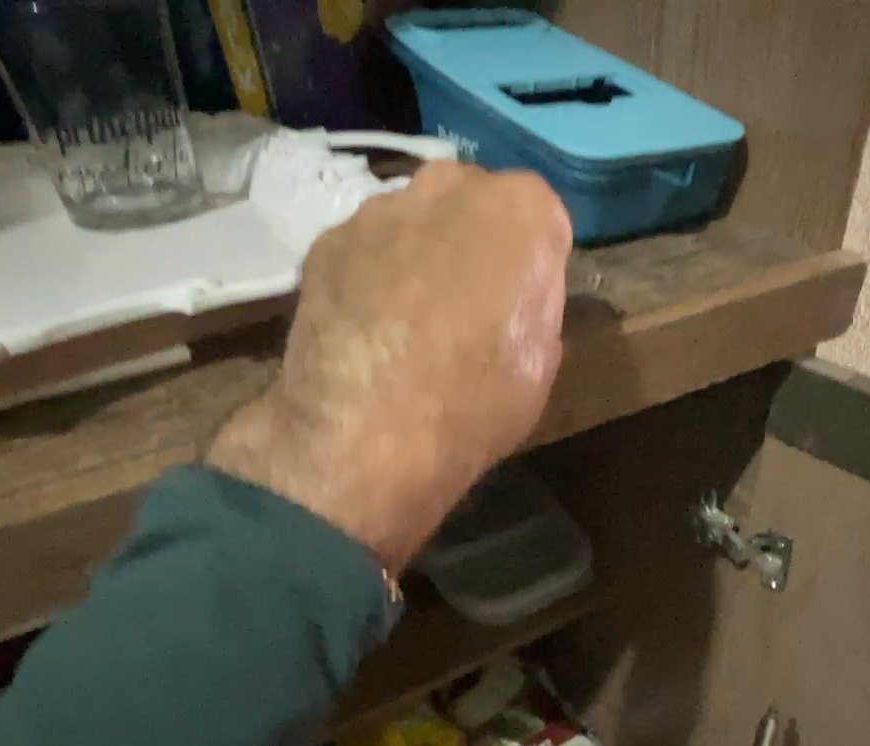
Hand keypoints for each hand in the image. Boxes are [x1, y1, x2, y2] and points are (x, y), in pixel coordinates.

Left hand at [207, 162, 571, 571]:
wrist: (368, 434)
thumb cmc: (475, 403)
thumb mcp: (541, 365)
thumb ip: (535, 306)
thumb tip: (517, 299)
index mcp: (522, 212)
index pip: (542, 220)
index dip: (532, 266)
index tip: (520, 305)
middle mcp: (451, 188)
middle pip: (473, 204)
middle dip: (474, 242)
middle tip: (467, 305)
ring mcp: (381, 209)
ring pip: (413, 220)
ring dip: (418, 255)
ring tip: (408, 322)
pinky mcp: (327, 241)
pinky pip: (364, 250)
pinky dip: (369, 277)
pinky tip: (367, 328)